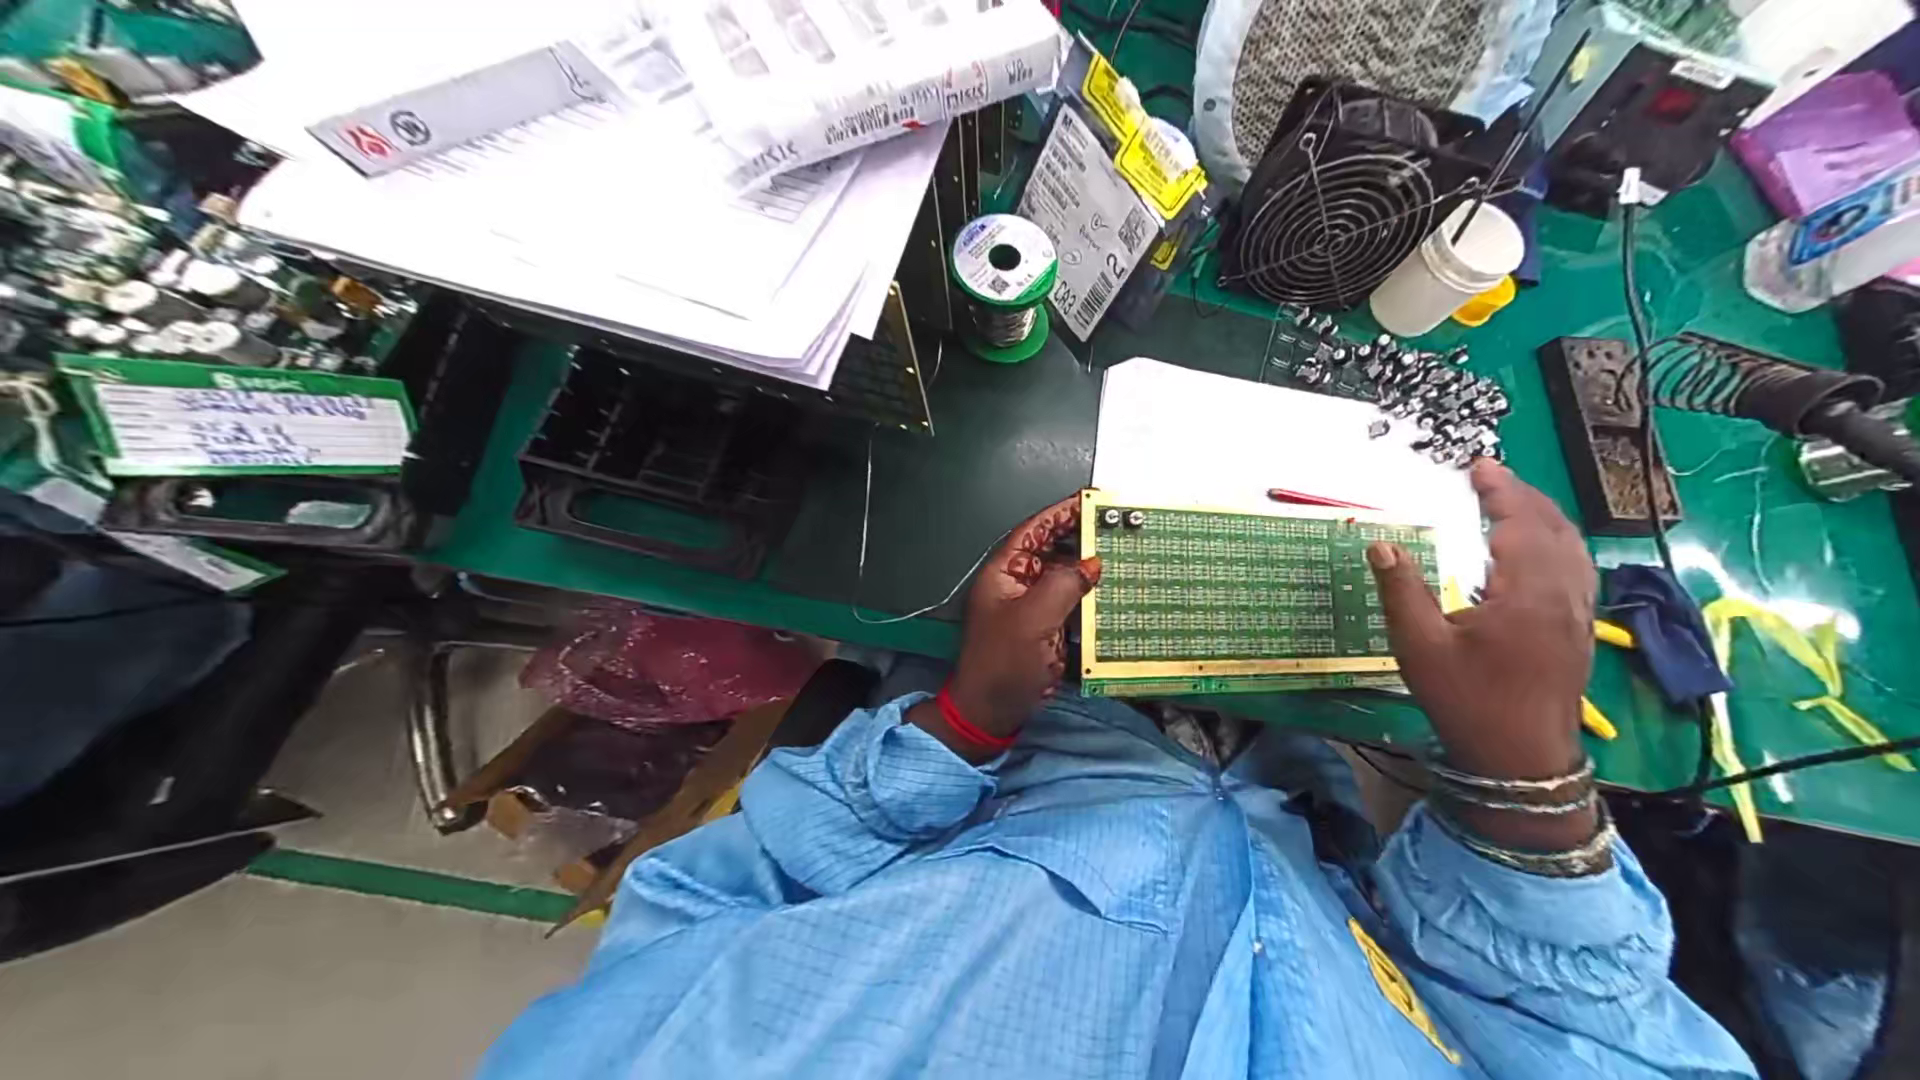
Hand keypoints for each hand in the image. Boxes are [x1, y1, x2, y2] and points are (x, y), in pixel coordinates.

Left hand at [910, 493, 1099, 760]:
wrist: (992, 710)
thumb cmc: (1002, 662)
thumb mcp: (1032, 619)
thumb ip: (1063, 585)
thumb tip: (1092, 563)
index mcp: (1004, 572)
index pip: (1033, 531)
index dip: (1059, 514)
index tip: (1089, 500)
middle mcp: (1019, 582)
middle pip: (1053, 550)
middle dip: (1081, 538)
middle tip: (1117, 527)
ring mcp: (1034, 605)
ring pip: (1065, 576)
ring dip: (1090, 566)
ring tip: (1123, 552)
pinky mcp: (1048, 626)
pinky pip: (1072, 602)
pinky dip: (1091, 595)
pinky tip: (1115, 589)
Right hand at [1367, 460, 1596, 844]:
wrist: (1518, 756)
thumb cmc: (1465, 698)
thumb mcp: (1418, 645)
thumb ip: (1401, 590)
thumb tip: (1382, 545)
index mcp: (1525, 596)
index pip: (1521, 526)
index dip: (1502, 492)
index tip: (1481, 467)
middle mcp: (1561, 598)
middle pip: (1555, 530)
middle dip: (1525, 496)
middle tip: (1493, 476)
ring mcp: (1576, 615)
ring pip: (1572, 549)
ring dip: (1545, 517)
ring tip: (1514, 501)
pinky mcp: (1577, 630)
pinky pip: (1576, 570)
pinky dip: (1556, 543)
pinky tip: (1537, 549)